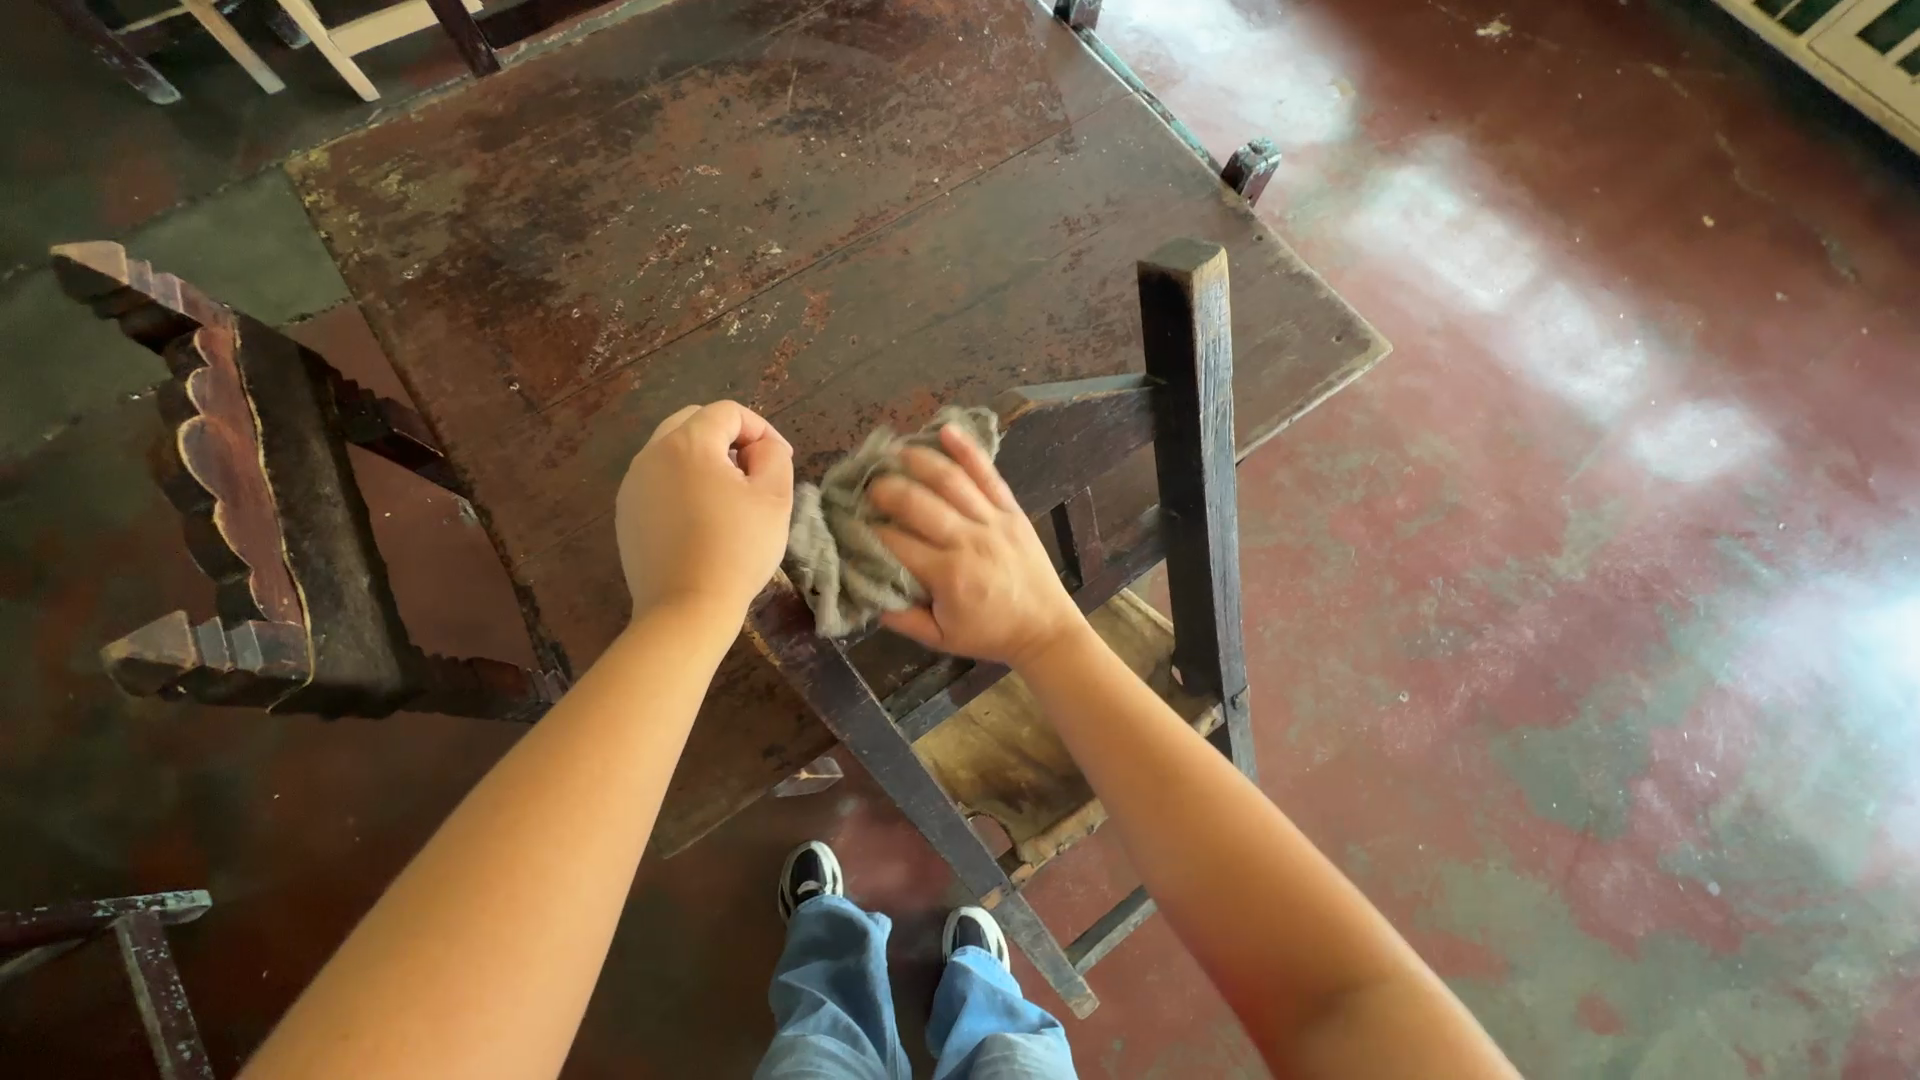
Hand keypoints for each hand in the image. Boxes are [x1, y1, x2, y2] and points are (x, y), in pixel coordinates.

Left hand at [615, 401, 792, 621]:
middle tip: (754, 471)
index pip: (728, 412)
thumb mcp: (775, 498)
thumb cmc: (737, 549)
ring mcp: (633, 484)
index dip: (761, 429)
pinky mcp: (626, 513)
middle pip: (693, 422)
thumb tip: (760, 447)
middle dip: (729, 438)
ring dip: (705, 460)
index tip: (780, 460)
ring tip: (730, 496)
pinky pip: (658, 482)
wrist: (686, 607)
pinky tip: (702, 520)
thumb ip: (773, 455)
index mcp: (688, 443)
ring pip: (672, 451)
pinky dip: (683, 485)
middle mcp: (652, 454)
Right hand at [870, 424, 1088, 667]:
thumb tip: (866, 592)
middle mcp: (969, 541)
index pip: (896, 543)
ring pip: (950, 480)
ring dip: (918, 461)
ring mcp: (993, 521)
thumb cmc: (990, 634)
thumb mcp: (940, 639)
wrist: (1045, 629)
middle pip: (918, 503)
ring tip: (894, 453)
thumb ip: (902, 618)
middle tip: (867, 486)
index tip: (852, 523)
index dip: (869, 531)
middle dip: (886, 490)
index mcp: (948, 575)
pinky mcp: (1012, 510)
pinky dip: (967, 449)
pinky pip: (988, 474)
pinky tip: (945, 429)